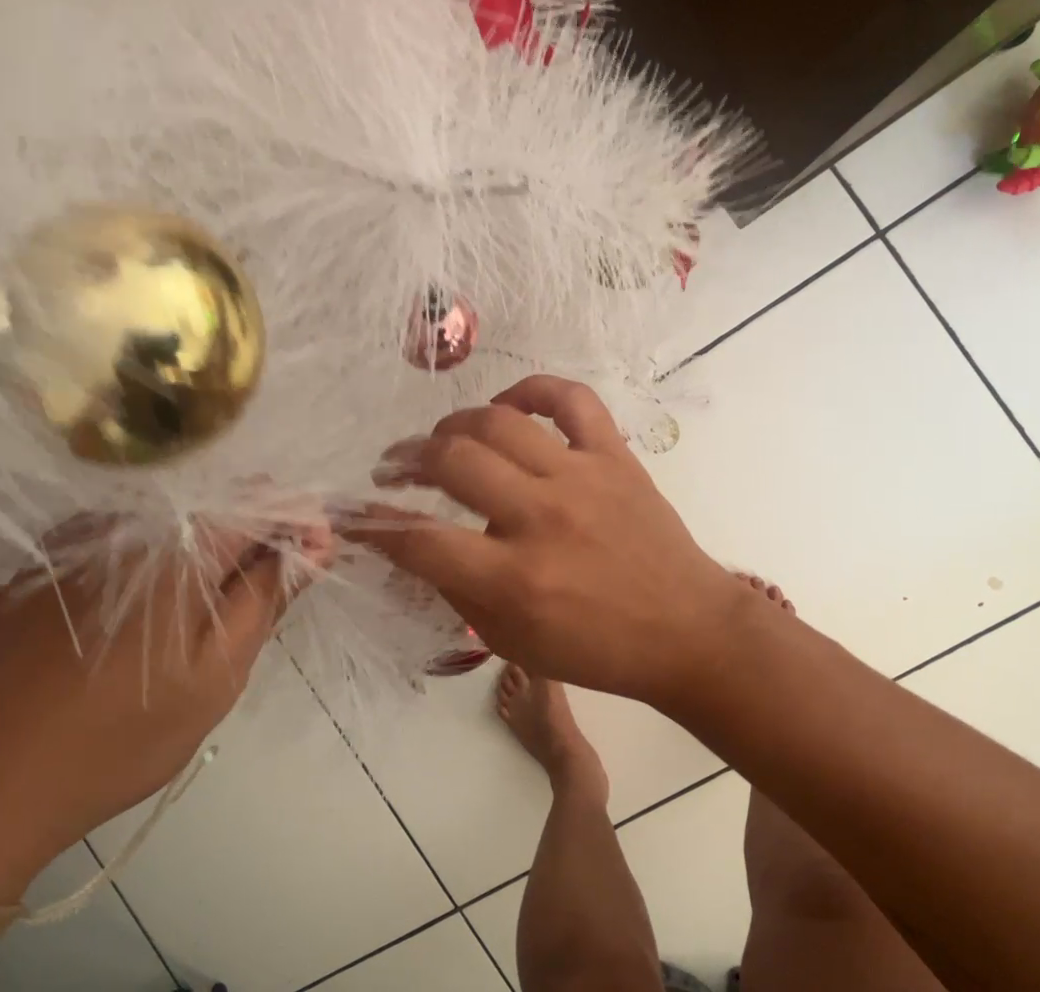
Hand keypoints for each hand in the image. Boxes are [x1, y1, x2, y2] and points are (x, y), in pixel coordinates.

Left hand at [0, 519, 329, 899]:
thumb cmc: (117, 741)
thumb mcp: (214, 679)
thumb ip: (266, 598)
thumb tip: (316, 540)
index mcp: (177, 546)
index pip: (263, 498)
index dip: (297, 522)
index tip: (310, 561)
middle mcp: (128, 519)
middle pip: (218, 498)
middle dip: (254, 536)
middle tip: (258, 600)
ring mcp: (80, 534)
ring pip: (173, 515)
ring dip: (205, 546)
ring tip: (200, 614)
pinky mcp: (48, 556)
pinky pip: (125, 531)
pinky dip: (156, 554)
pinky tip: (144, 611)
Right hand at [348, 375, 747, 704]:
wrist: (688, 632)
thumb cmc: (595, 649)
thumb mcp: (511, 641)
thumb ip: (457, 591)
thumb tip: (416, 545)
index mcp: (514, 580)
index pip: (420, 540)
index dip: (372, 524)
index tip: (352, 513)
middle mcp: (542, 520)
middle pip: (451, 462)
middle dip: (405, 461)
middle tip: (393, 469)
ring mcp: (582, 479)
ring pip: (497, 423)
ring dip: (452, 426)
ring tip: (440, 441)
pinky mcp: (616, 457)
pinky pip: (570, 399)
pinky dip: (531, 390)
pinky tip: (507, 405)